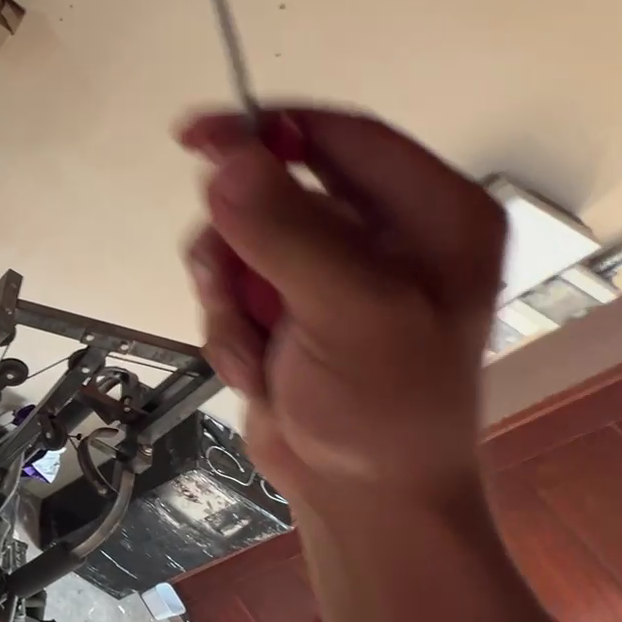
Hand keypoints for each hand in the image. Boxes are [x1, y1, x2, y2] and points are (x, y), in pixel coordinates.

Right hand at [179, 108, 554, 621]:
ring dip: (226, 302)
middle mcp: (376, 236)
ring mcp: (322, 276)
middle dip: (237, 252)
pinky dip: (225, 332)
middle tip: (230, 287)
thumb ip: (287, 234)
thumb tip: (228, 164)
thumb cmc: (381, 405)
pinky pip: (223, 294)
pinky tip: (257, 366)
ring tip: (259, 348)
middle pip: (269, 197)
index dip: (265, 132)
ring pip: (233, 250)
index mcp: (427, 215)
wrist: (356, 489)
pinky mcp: (282, 311)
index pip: (337, 140)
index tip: (194, 137)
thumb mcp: (345, 311)